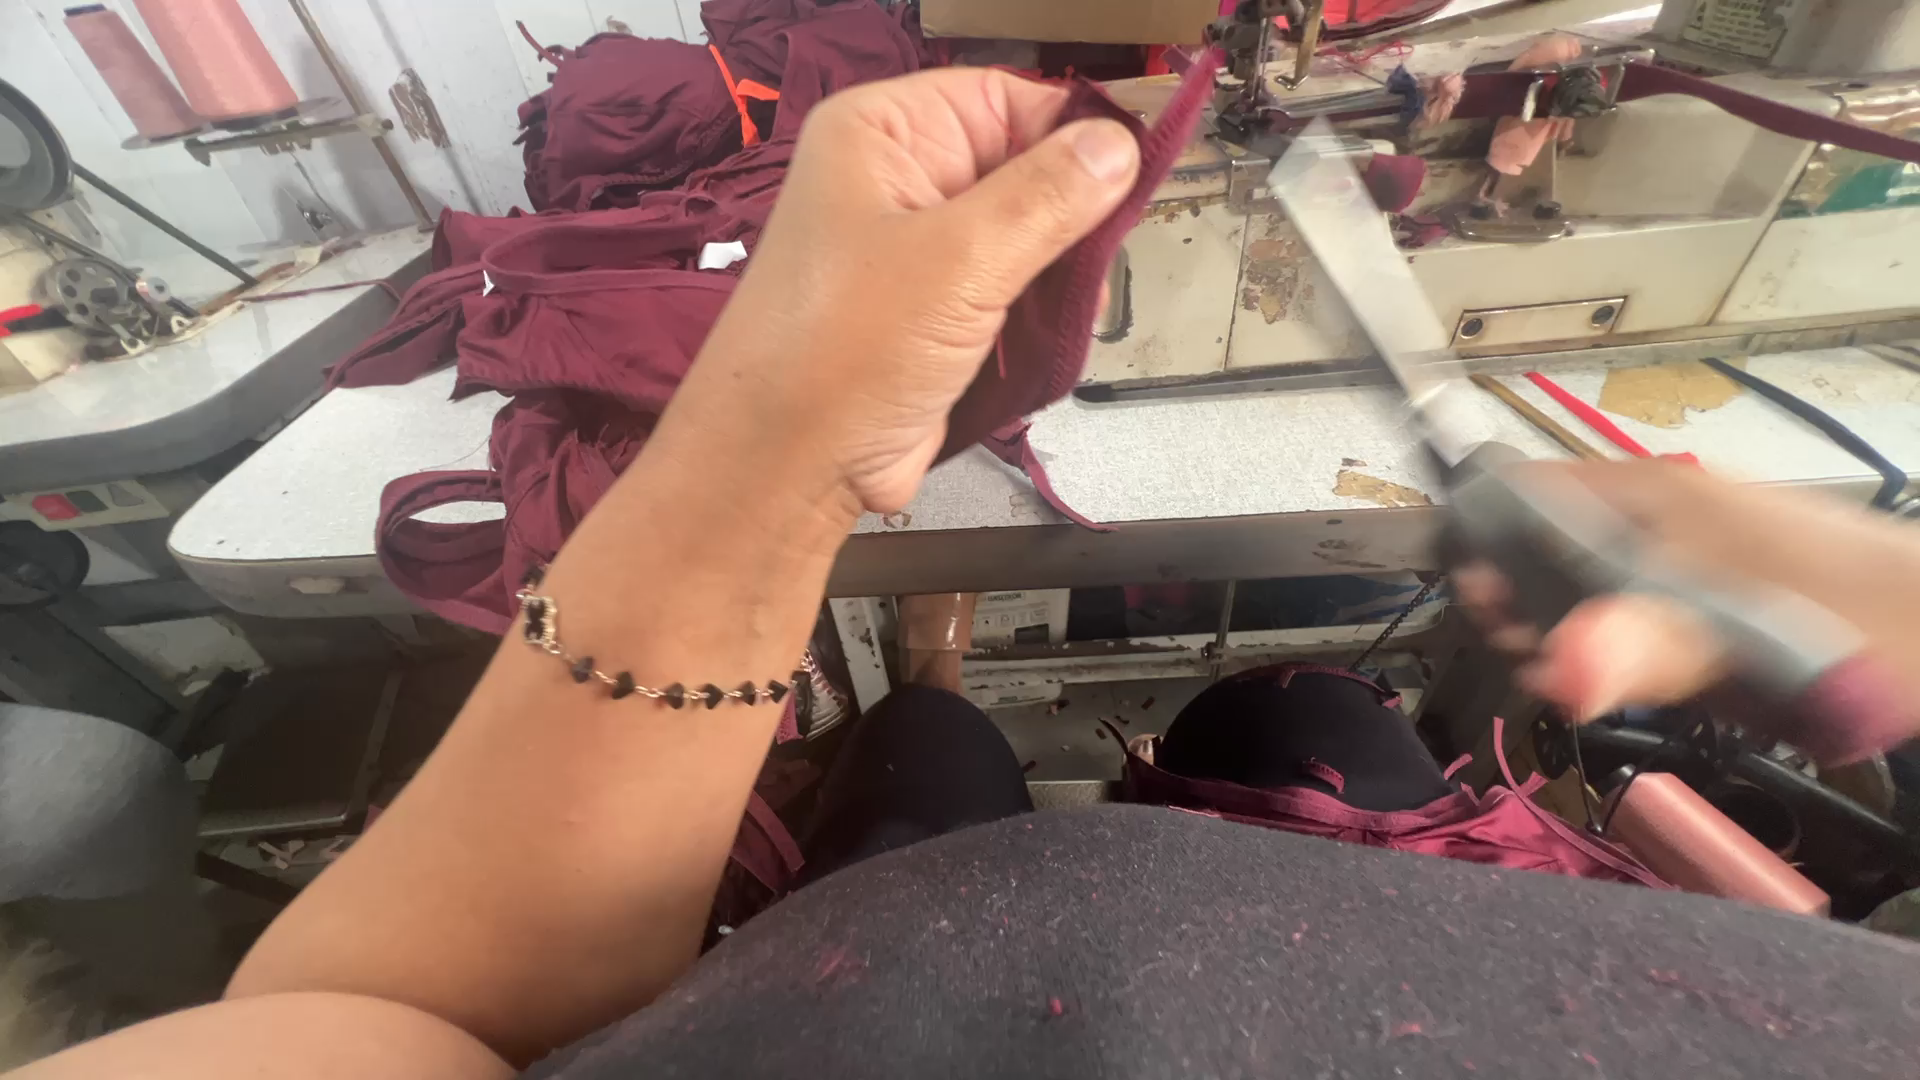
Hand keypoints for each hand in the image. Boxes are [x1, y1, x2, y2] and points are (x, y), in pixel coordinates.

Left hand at [666, 67, 1141, 514]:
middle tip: (1099, 264)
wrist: (796, 462)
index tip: (1139, 172)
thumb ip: (1046, 197)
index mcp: (886, 136)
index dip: (1074, 132)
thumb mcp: (958, 261)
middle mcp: (900, 185)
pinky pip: (1004, 293)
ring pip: (1019, 239)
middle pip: (1019, 171)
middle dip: (1069, 217)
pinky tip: (1053, 334)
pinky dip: (1035, 312)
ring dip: (1057, 274)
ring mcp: (917, 256)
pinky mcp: (932, 316)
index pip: (1006, 101)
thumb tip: (1121, 143)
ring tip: (1077, 309)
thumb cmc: (851, 350)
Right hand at [1456, 461, 1919, 733]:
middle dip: (1514, 594)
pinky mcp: (1698, 588)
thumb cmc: (1875, 618)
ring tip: (1557, 671)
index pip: (1524, 489)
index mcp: (1651, 496)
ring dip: (1555, 626)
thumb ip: (1655, 653)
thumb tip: (1555, 676)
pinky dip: (1604, 640)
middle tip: (1515, 646)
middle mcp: (1653, 513)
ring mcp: (1677, 550)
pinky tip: (1609, 674)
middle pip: (1540, 540)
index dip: (1483, 536)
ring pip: (1578, 579)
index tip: (1479, 594)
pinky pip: (1623, 606)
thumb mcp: (1758, 638)